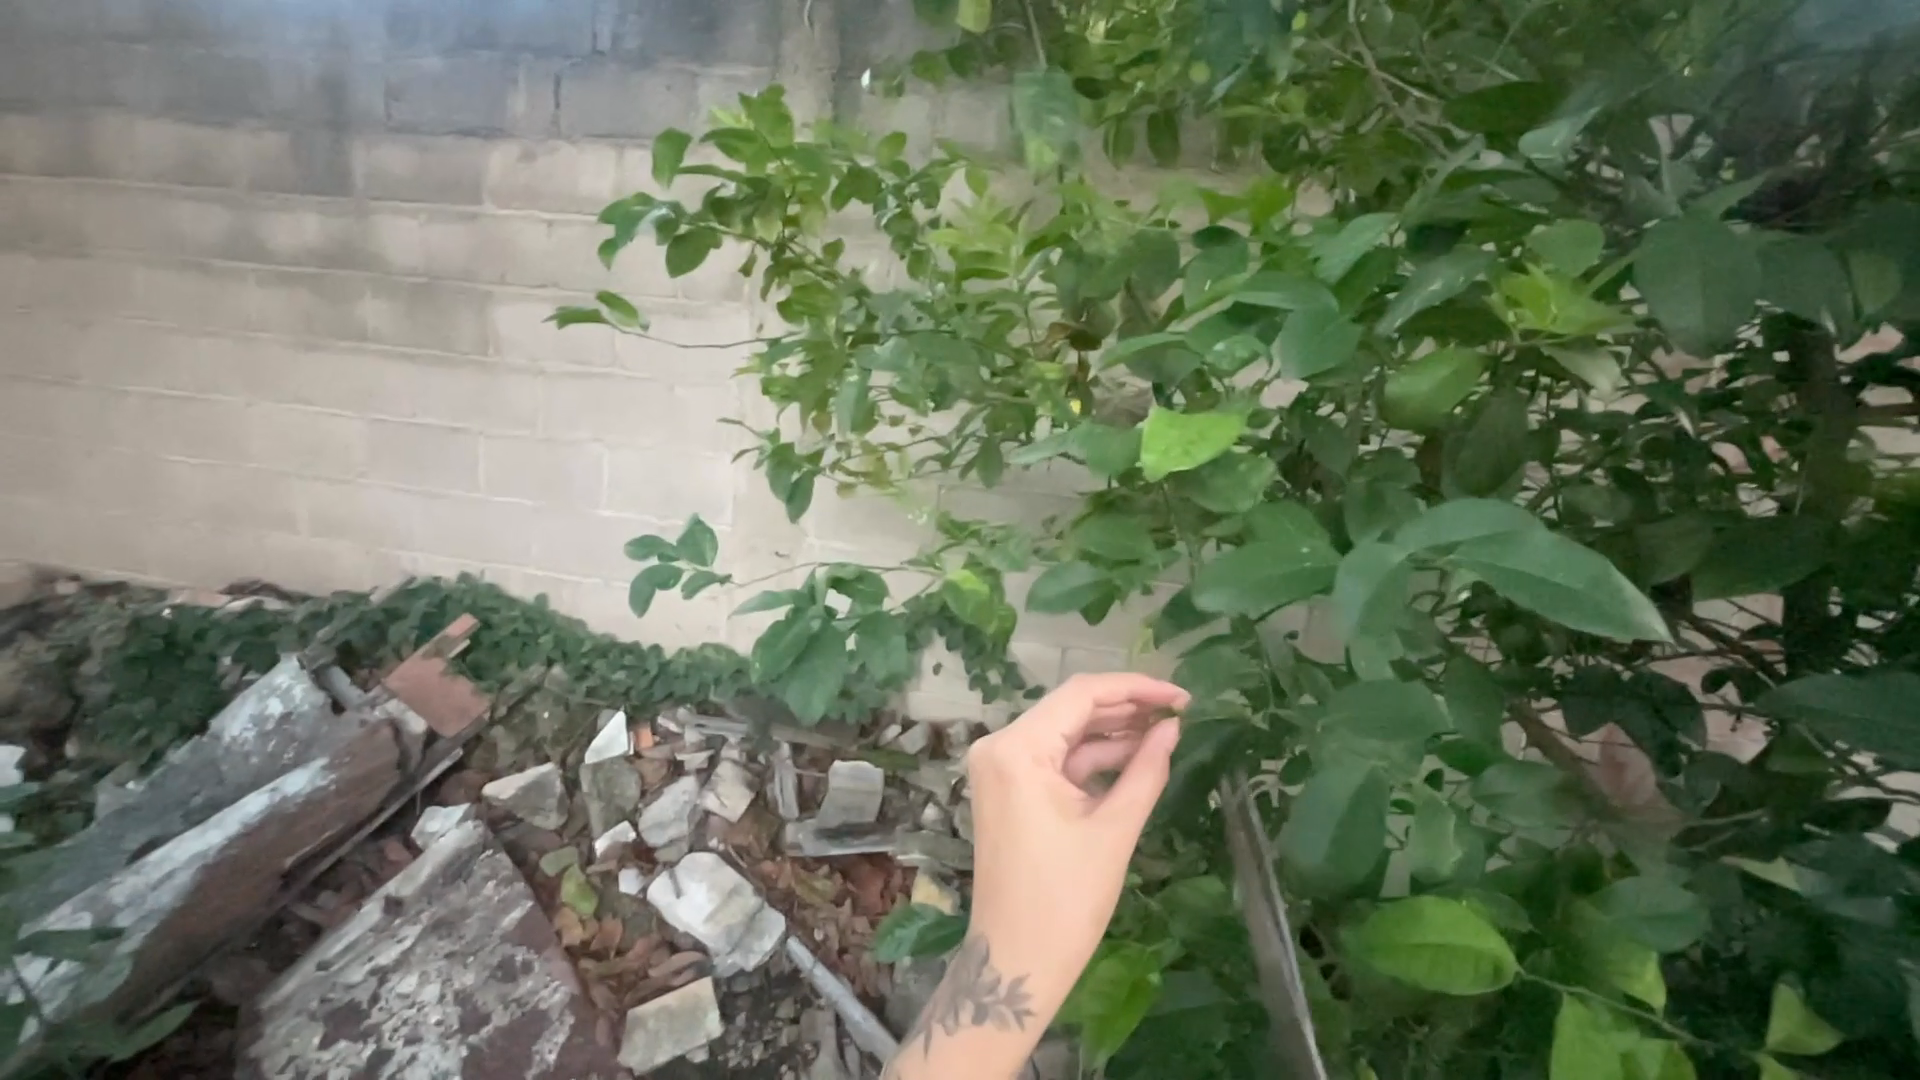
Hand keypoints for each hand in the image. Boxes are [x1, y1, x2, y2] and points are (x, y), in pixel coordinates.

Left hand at [964, 673, 1189, 1005]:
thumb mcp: (1114, 829)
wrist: (1016, 960)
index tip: (1181, 696)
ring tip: (1165, 729)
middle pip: (1070, 709)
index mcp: (1017, 748)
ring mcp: (1000, 766)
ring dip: (1111, 732)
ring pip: (1064, 732)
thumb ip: (1145, 769)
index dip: (1135, 688)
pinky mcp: (1008, 786)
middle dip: (1125, 707)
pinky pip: (1054, 759)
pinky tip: (1134, 754)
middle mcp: (999, 745)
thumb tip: (1173, 727)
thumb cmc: (1066, 900)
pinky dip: (1091, 758)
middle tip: (1179, 711)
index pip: (1080, 695)